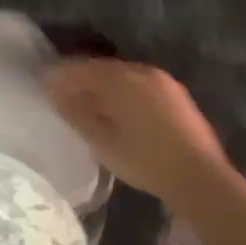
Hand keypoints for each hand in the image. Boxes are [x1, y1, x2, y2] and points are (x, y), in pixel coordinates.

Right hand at [46, 58, 231, 203]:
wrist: (200, 176)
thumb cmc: (145, 160)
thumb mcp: (102, 141)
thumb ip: (77, 113)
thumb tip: (56, 92)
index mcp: (121, 78)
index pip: (81, 68)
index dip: (60, 75)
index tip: (45, 85)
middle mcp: (142, 71)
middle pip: (103, 68)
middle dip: (81, 78)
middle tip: (63, 95)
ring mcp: (163, 81)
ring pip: (123, 75)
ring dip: (103, 85)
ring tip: (89, 104)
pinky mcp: (176, 94)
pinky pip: (140, 84)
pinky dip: (123, 91)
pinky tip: (120, 110)